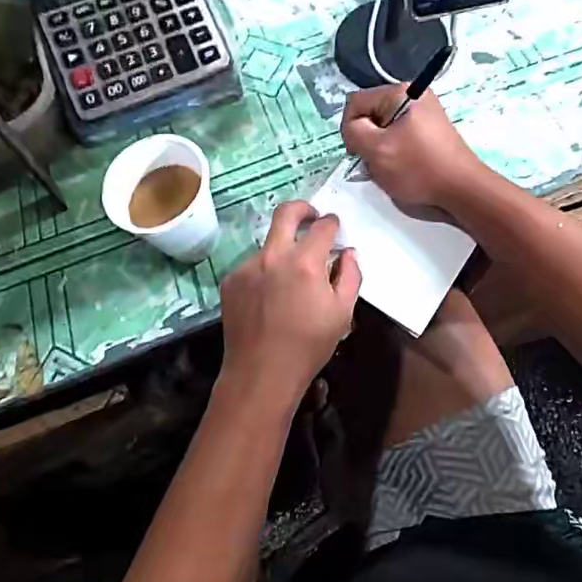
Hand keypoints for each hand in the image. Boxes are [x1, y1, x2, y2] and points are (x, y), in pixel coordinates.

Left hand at [219, 202, 361, 402]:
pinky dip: (266, 272)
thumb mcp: (342, 313)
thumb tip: (348, 253)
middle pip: (286, 213)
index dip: (333, 223)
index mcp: (304, 262)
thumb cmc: (308, 345)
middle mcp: (273, 256)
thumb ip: (350, 276)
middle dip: (303, 209)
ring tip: (291, 281)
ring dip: (283, 251)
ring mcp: (247, 267)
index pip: (322, 226)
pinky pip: (253, 266)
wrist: (261, 372)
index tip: (335, 227)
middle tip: (312, 217)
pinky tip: (271, 298)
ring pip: (269, 244)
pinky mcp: (230, 281)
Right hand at [341, 85, 489, 210]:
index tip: (360, 153)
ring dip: (381, 152)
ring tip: (393, 170)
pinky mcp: (430, 133)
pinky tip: (404, 170)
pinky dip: (395, 155)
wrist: (462, 190)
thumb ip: (354, 131)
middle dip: (368, 141)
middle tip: (379, 163)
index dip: (351, 130)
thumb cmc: (418, 168)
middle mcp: (413, 96)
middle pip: (370, 116)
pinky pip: (400, 140)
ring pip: (383, 131)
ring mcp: (424, 115)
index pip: (355, 104)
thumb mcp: (376, 150)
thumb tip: (353, 128)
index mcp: (400, 92)